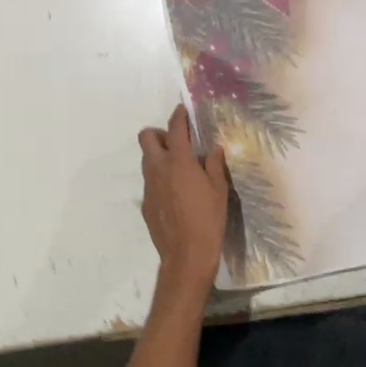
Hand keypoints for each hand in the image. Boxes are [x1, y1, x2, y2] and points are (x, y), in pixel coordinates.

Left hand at [137, 104, 229, 291]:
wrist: (186, 256)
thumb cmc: (208, 219)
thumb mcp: (219, 190)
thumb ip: (214, 165)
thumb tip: (213, 150)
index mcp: (178, 161)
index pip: (175, 128)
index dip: (178, 116)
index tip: (182, 110)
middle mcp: (158, 168)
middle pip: (146, 137)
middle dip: (159, 134)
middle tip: (177, 145)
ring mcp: (149, 186)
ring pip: (147, 160)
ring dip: (159, 157)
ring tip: (180, 171)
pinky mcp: (146, 204)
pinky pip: (150, 182)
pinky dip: (160, 180)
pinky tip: (176, 195)